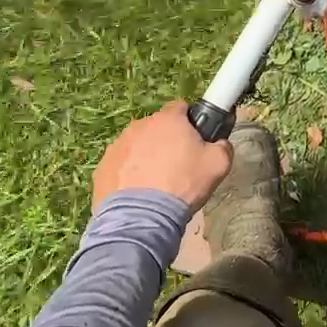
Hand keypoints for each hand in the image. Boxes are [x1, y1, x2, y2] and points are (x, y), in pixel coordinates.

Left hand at [90, 101, 232, 214]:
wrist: (141, 218)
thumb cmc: (183, 184)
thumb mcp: (219, 164)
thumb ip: (223, 146)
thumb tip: (220, 143)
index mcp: (168, 120)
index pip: (181, 107)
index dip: (190, 122)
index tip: (195, 140)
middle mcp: (139, 126)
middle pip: (157, 128)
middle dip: (167, 142)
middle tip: (178, 167)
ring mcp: (117, 146)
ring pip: (137, 146)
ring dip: (146, 157)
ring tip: (157, 184)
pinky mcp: (103, 167)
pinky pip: (121, 165)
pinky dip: (129, 175)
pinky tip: (139, 194)